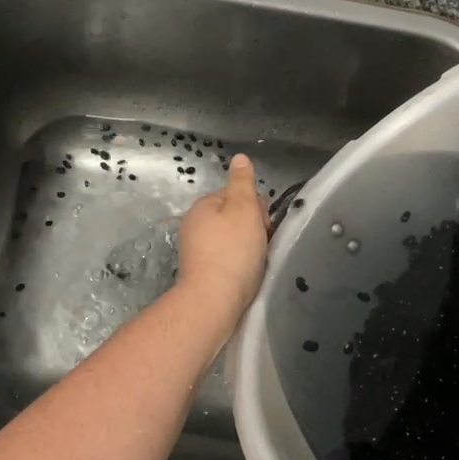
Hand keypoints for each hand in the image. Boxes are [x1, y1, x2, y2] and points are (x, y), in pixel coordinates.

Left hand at [174, 153, 269, 317]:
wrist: (213, 300)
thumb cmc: (233, 252)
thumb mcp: (244, 209)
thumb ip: (243, 183)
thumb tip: (239, 158)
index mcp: (203, 206)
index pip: (236, 195)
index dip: (256, 207)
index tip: (264, 224)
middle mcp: (194, 225)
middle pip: (233, 218)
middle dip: (251, 228)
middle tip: (260, 245)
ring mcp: (195, 250)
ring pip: (230, 240)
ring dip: (246, 248)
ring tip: (255, 262)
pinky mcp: (200, 272)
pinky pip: (225, 259)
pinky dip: (237, 264)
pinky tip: (245, 275)